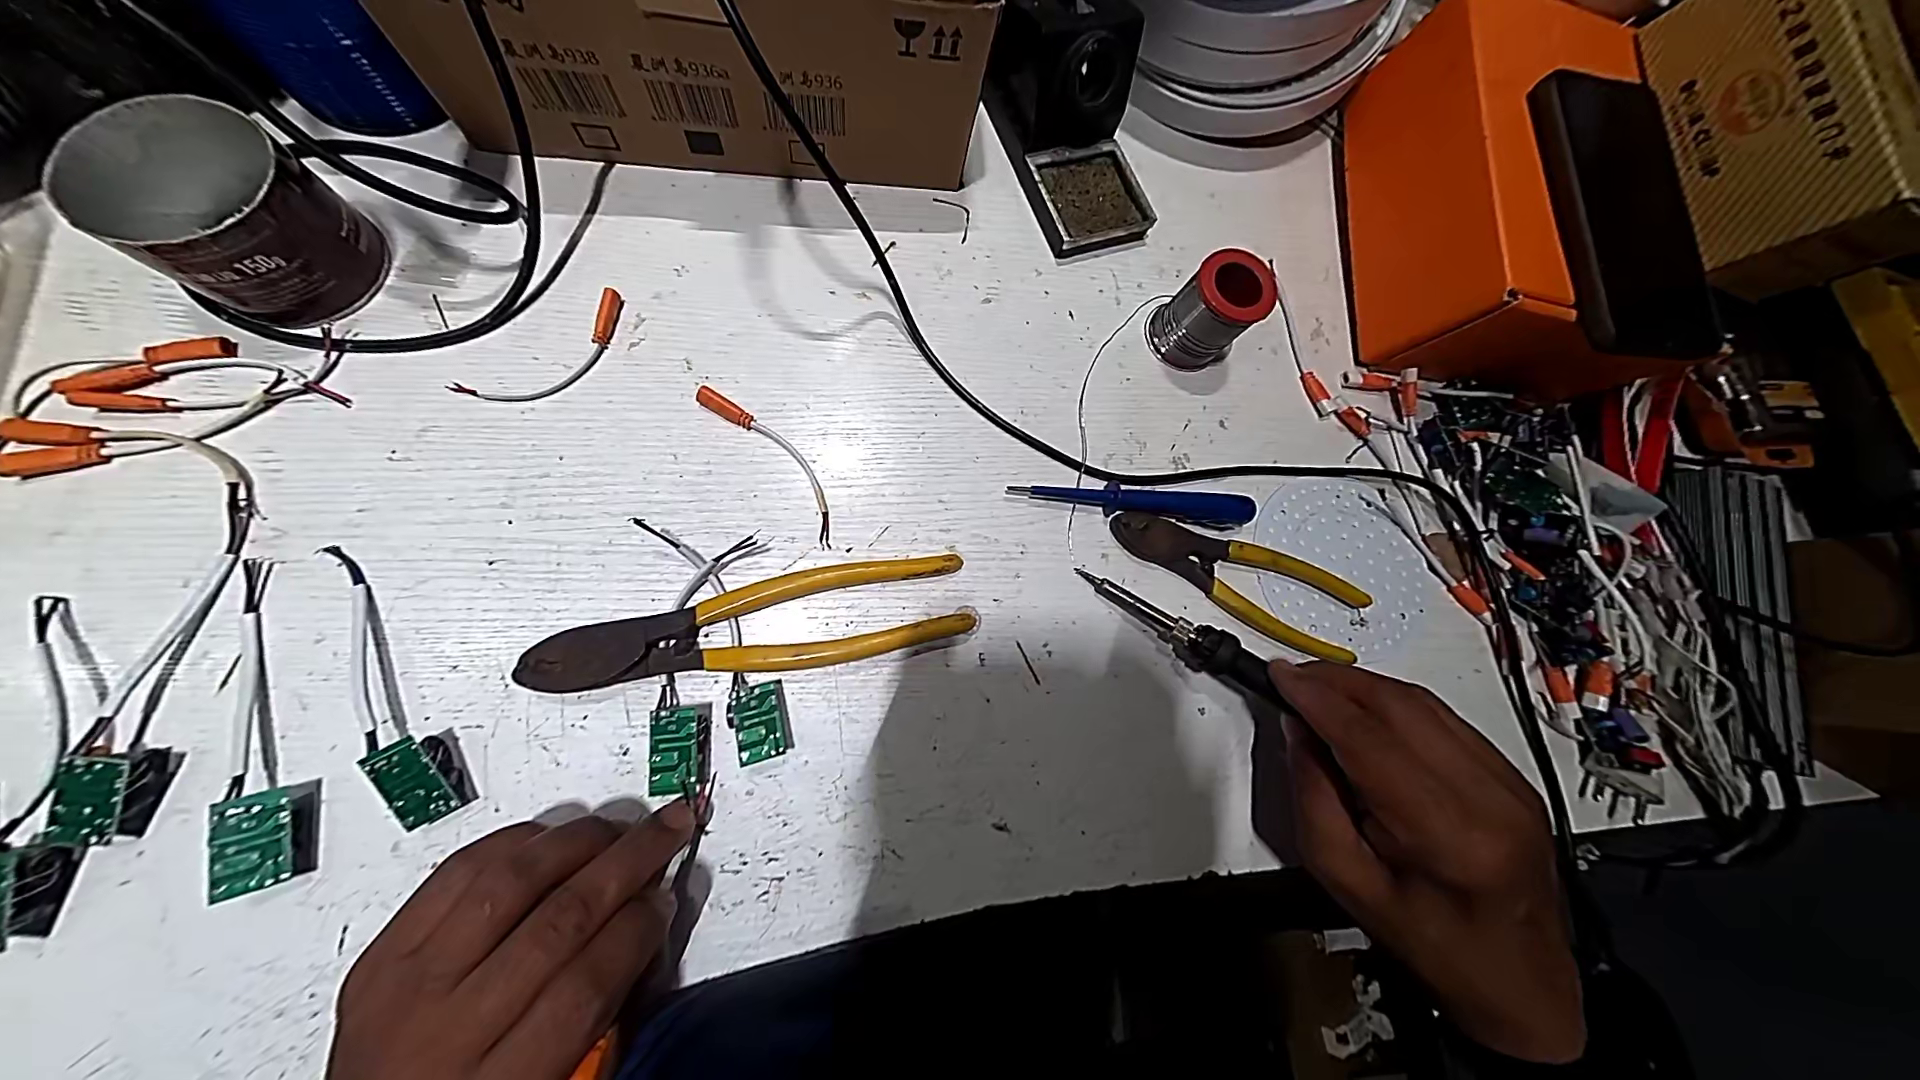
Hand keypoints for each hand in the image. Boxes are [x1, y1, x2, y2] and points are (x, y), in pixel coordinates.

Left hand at [328, 802, 694, 1079]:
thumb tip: (649, 923)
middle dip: (632, 858)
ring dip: (582, 839)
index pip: (589, 982)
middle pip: (561, 918)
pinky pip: (457, 870)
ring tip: (616, 828)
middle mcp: (443, 1035)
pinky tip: (550, 835)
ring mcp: (406, 988)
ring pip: (513, 878)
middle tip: (667, 829)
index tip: (664, 900)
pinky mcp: (382, 954)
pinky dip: (516, 840)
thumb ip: (605, 1011)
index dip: (642, 926)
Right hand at [1266, 661, 1584, 1063]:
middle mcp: (1492, 799)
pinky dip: (1392, 700)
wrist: (1518, 982)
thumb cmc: (1431, 943)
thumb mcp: (1344, 878)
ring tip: (1317, 687)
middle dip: (1335, 681)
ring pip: (1423, 702)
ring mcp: (1509, 784)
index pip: (1369, 739)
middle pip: (1400, 707)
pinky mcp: (1512, 777)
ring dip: (1362, 685)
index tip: (1281, 677)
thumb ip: (1312, 797)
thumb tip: (1299, 732)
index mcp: (1450, 836)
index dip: (1317, 699)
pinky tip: (1361, 706)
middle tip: (1292, 677)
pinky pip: (1442, 716)